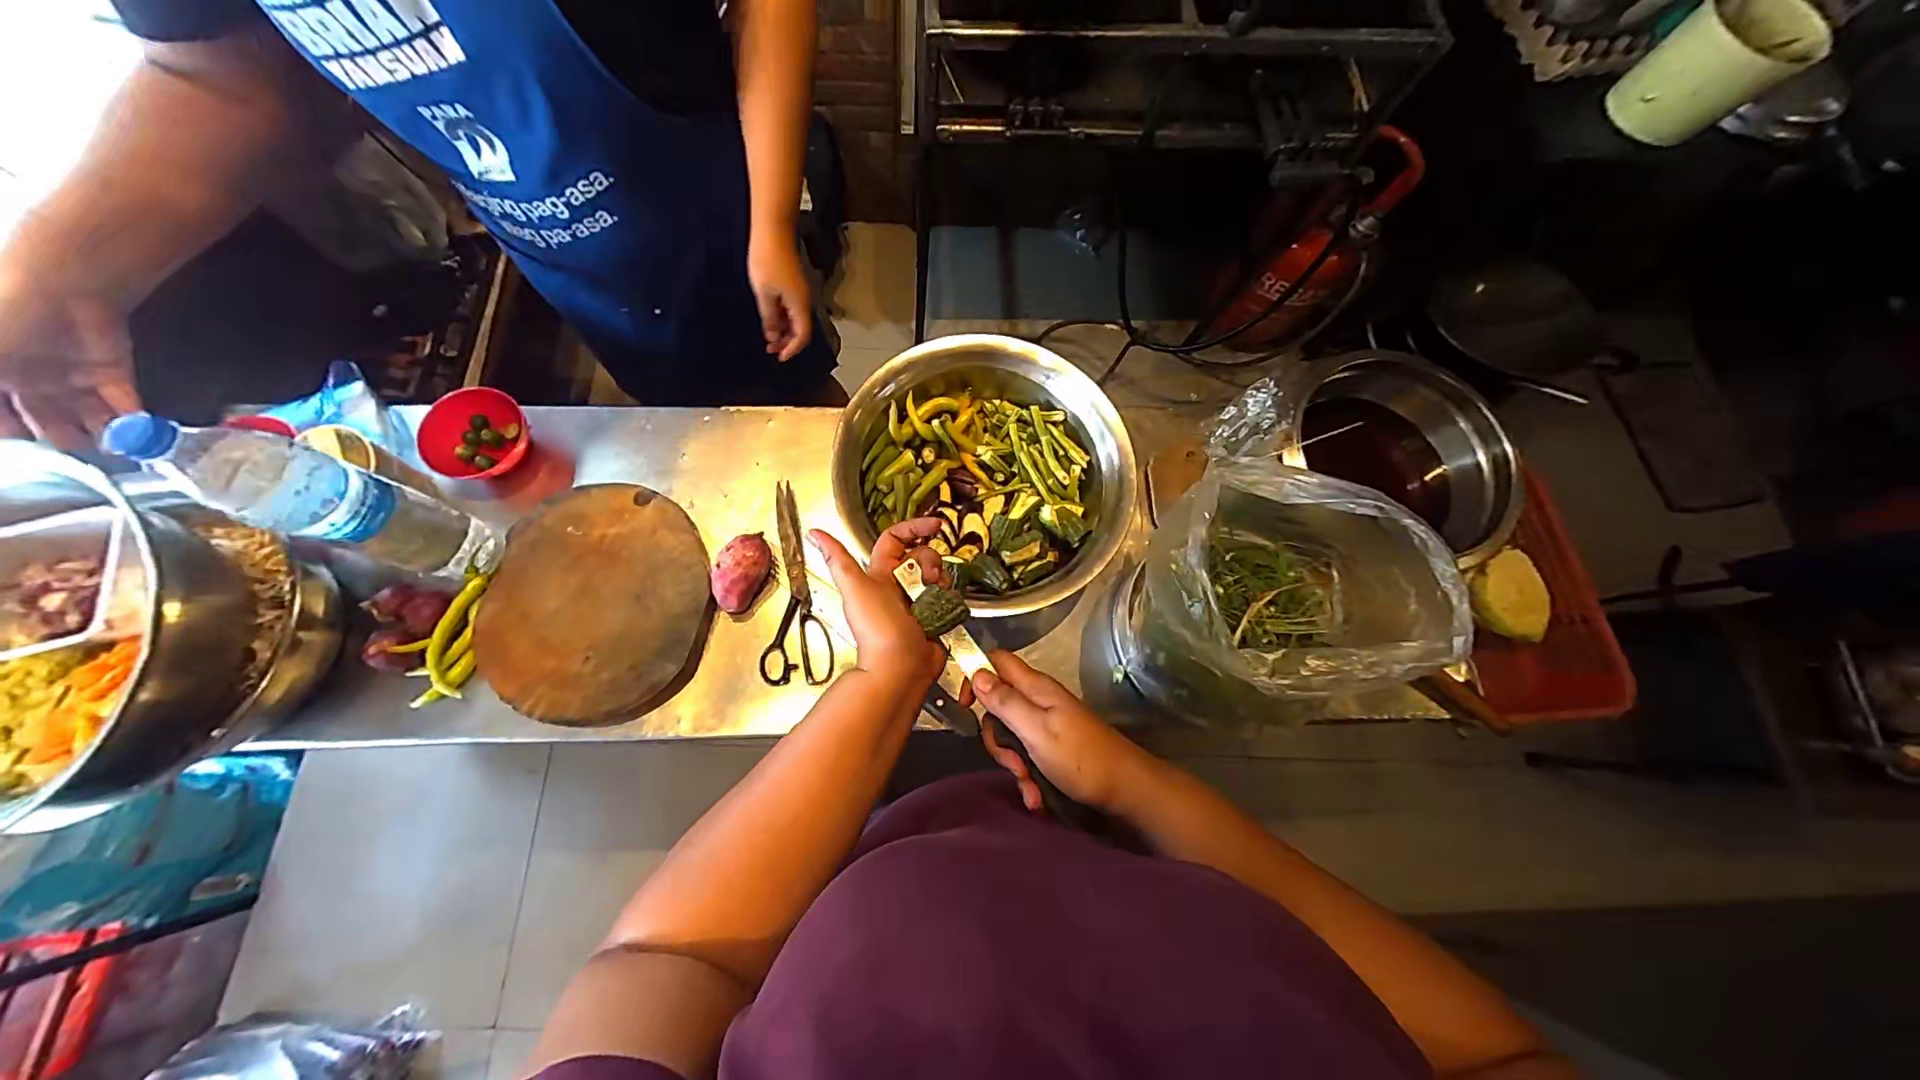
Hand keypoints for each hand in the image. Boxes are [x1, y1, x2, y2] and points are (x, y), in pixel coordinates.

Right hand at [0, 267, 137, 449]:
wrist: (55, 291)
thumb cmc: (0, 319)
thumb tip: (3, 428)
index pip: (1, 418)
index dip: (11, 435)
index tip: (26, 454)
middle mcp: (29, 382)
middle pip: (46, 422)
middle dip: (60, 442)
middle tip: (75, 462)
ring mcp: (72, 379)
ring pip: (88, 419)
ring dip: (100, 438)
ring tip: (109, 453)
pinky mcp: (113, 376)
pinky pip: (124, 407)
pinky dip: (133, 425)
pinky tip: (138, 441)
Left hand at [746, 234, 811, 362]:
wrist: (773, 230)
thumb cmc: (767, 259)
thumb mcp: (763, 293)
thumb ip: (769, 317)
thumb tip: (773, 336)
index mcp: (799, 305)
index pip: (802, 336)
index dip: (792, 349)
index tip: (779, 358)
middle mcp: (804, 301)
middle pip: (801, 329)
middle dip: (787, 342)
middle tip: (770, 350)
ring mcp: (800, 292)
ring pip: (795, 319)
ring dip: (783, 330)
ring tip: (768, 337)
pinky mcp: (794, 285)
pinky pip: (791, 309)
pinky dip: (782, 318)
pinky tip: (770, 319)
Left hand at [807, 519, 952, 691]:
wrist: (900, 667)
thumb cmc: (876, 632)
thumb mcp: (854, 588)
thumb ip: (838, 558)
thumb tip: (815, 534)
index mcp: (879, 576)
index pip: (896, 540)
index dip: (914, 528)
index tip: (935, 525)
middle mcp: (899, 587)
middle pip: (923, 556)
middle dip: (930, 562)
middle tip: (927, 578)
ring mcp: (919, 602)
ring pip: (939, 575)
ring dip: (941, 581)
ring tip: (934, 595)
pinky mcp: (936, 616)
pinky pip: (950, 597)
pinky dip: (950, 598)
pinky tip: (942, 607)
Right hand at [970, 651, 1157, 815]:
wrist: (1127, 791)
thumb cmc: (1081, 759)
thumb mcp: (1036, 730)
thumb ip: (1005, 702)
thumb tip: (977, 673)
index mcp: (1036, 688)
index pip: (997, 661)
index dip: (976, 678)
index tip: (966, 708)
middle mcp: (1040, 701)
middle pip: (998, 705)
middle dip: (997, 738)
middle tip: (1012, 761)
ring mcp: (1048, 724)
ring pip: (1011, 735)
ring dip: (1014, 763)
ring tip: (1030, 786)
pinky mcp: (1054, 747)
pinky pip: (1027, 756)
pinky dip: (1028, 776)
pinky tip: (1037, 796)